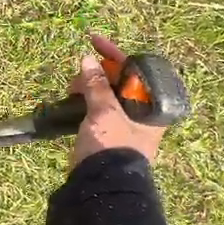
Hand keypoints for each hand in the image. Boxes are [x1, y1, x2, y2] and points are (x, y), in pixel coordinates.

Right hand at [68, 33, 166, 169]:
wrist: (103, 184)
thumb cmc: (112, 146)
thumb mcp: (104, 112)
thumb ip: (96, 85)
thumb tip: (87, 59)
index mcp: (152, 106)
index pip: (136, 70)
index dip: (114, 54)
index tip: (93, 40)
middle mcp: (142, 111)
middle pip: (119, 79)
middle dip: (95, 72)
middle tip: (76, 79)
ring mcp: (126, 120)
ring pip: (106, 91)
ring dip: (87, 85)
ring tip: (71, 92)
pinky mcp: (109, 129)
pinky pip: (97, 104)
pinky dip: (85, 98)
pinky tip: (72, 99)